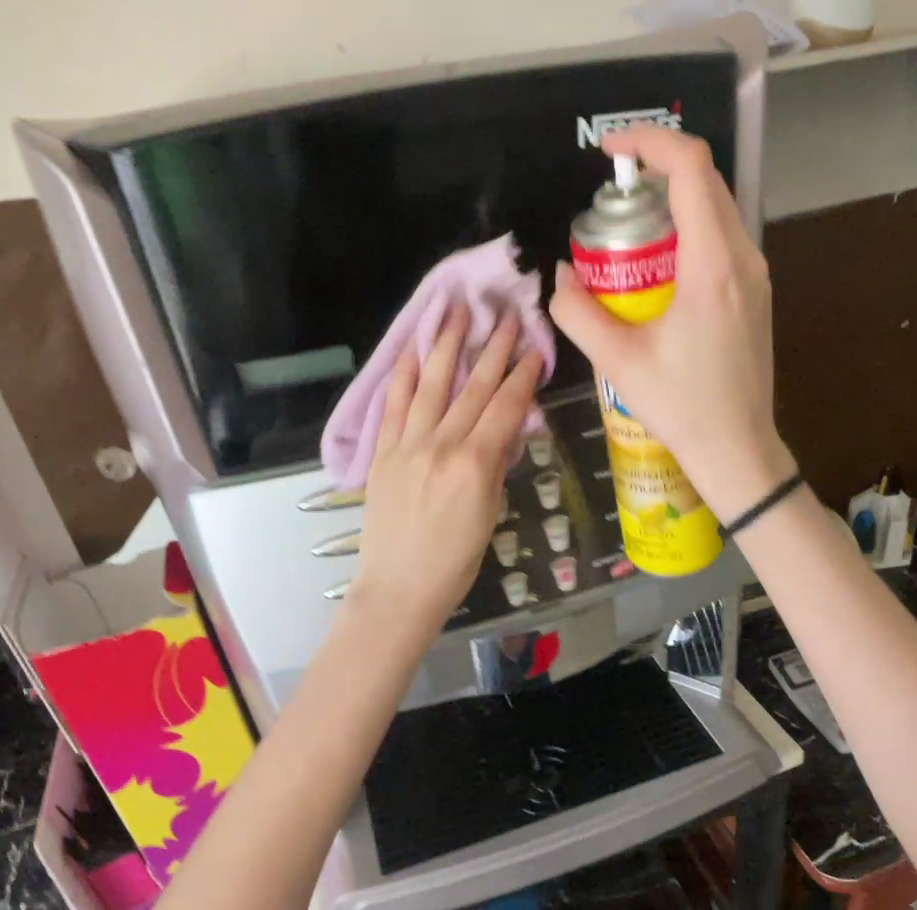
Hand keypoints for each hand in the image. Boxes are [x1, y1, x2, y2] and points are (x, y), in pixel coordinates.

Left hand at [351, 305, 541, 634]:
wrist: (398, 589)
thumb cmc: (454, 564)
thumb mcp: (489, 515)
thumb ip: (496, 467)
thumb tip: (507, 431)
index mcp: (475, 463)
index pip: (505, 407)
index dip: (522, 375)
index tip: (534, 347)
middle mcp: (441, 444)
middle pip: (472, 388)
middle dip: (492, 348)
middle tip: (504, 315)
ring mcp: (407, 445)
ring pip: (431, 386)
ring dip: (446, 346)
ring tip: (456, 313)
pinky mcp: (382, 454)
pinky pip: (393, 406)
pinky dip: (403, 377)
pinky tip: (413, 352)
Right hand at [549, 126, 796, 521]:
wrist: (738, 449)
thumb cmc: (681, 407)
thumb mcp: (616, 361)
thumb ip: (577, 311)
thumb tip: (561, 275)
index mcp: (713, 263)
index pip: (689, 167)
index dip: (648, 142)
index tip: (609, 151)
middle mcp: (743, 256)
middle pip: (704, 180)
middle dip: (654, 173)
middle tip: (609, 200)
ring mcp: (756, 274)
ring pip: (715, 208)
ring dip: (669, 203)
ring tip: (625, 235)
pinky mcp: (755, 293)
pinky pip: (720, 238)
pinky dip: (685, 232)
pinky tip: (654, 270)